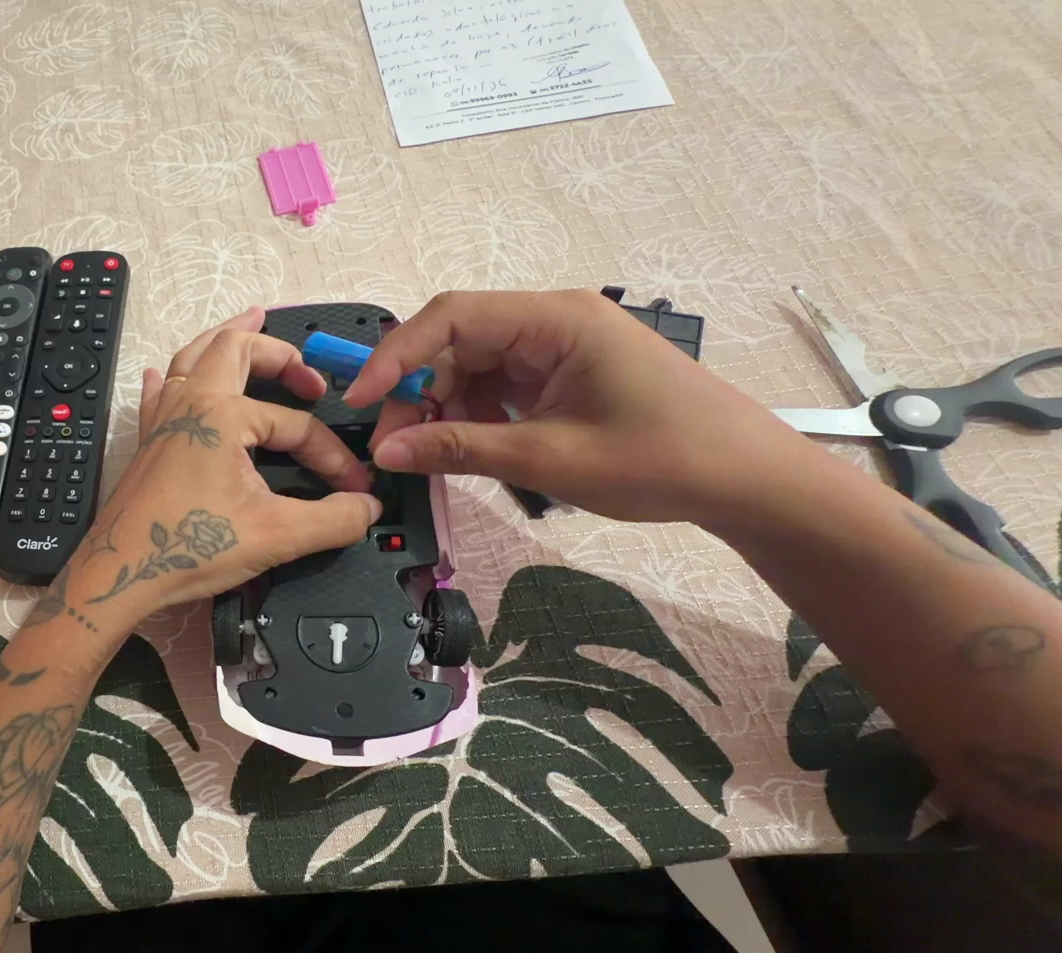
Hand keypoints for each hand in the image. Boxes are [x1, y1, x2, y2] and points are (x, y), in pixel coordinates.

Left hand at [43, 308, 380, 633]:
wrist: (121, 572)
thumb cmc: (185, 547)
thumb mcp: (276, 535)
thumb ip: (332, 520)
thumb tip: (365, 509)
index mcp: (222, 415)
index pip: (296, 425)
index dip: (331, 456)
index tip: (351, 488)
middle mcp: (189, 405)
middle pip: (233, 347)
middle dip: (277, 351)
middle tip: (306, 369)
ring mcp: (163, 420)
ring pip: (191, 357)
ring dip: (224, 339)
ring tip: (249, 323)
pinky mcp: (147, 443)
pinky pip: (158, 392)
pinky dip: (170, 376)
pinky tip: (163, 375)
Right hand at [346, 289, 829, 527]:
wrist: (746, 480)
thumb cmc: (660, 459)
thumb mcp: (547, 458)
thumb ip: (459, 449)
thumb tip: (386, 451)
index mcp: (554, 320)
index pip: (450, 317)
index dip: (395, 356)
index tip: (360, 402)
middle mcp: (550, 323)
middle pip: (453, 344)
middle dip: (415, 393)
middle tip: (394, 448)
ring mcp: (554, 350)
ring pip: (468, 369)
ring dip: (440, 410)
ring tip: (430, 456)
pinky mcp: (558, 376)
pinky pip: (493, 388)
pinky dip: (469, 418)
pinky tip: (465, 449)